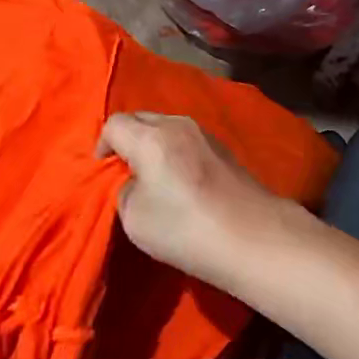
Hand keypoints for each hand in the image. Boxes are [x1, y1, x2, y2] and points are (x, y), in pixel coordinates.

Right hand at [95, 112, 300, 286]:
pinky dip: (175, 151)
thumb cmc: (187, 229)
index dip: (102, 145)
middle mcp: (175, 124)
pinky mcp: (224, 148)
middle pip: (139, 118)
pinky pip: (186, 139)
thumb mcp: (135, 219)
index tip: (104, 170)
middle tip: (126, 170)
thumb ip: (125, 191)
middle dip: (127, 139)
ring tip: (155, 174)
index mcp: (149, 137)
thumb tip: (135, 182)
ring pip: (164, 126)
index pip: (113, 124)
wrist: (256, 239)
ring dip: (153, 143)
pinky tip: (184, 180)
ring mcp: (203, 133)